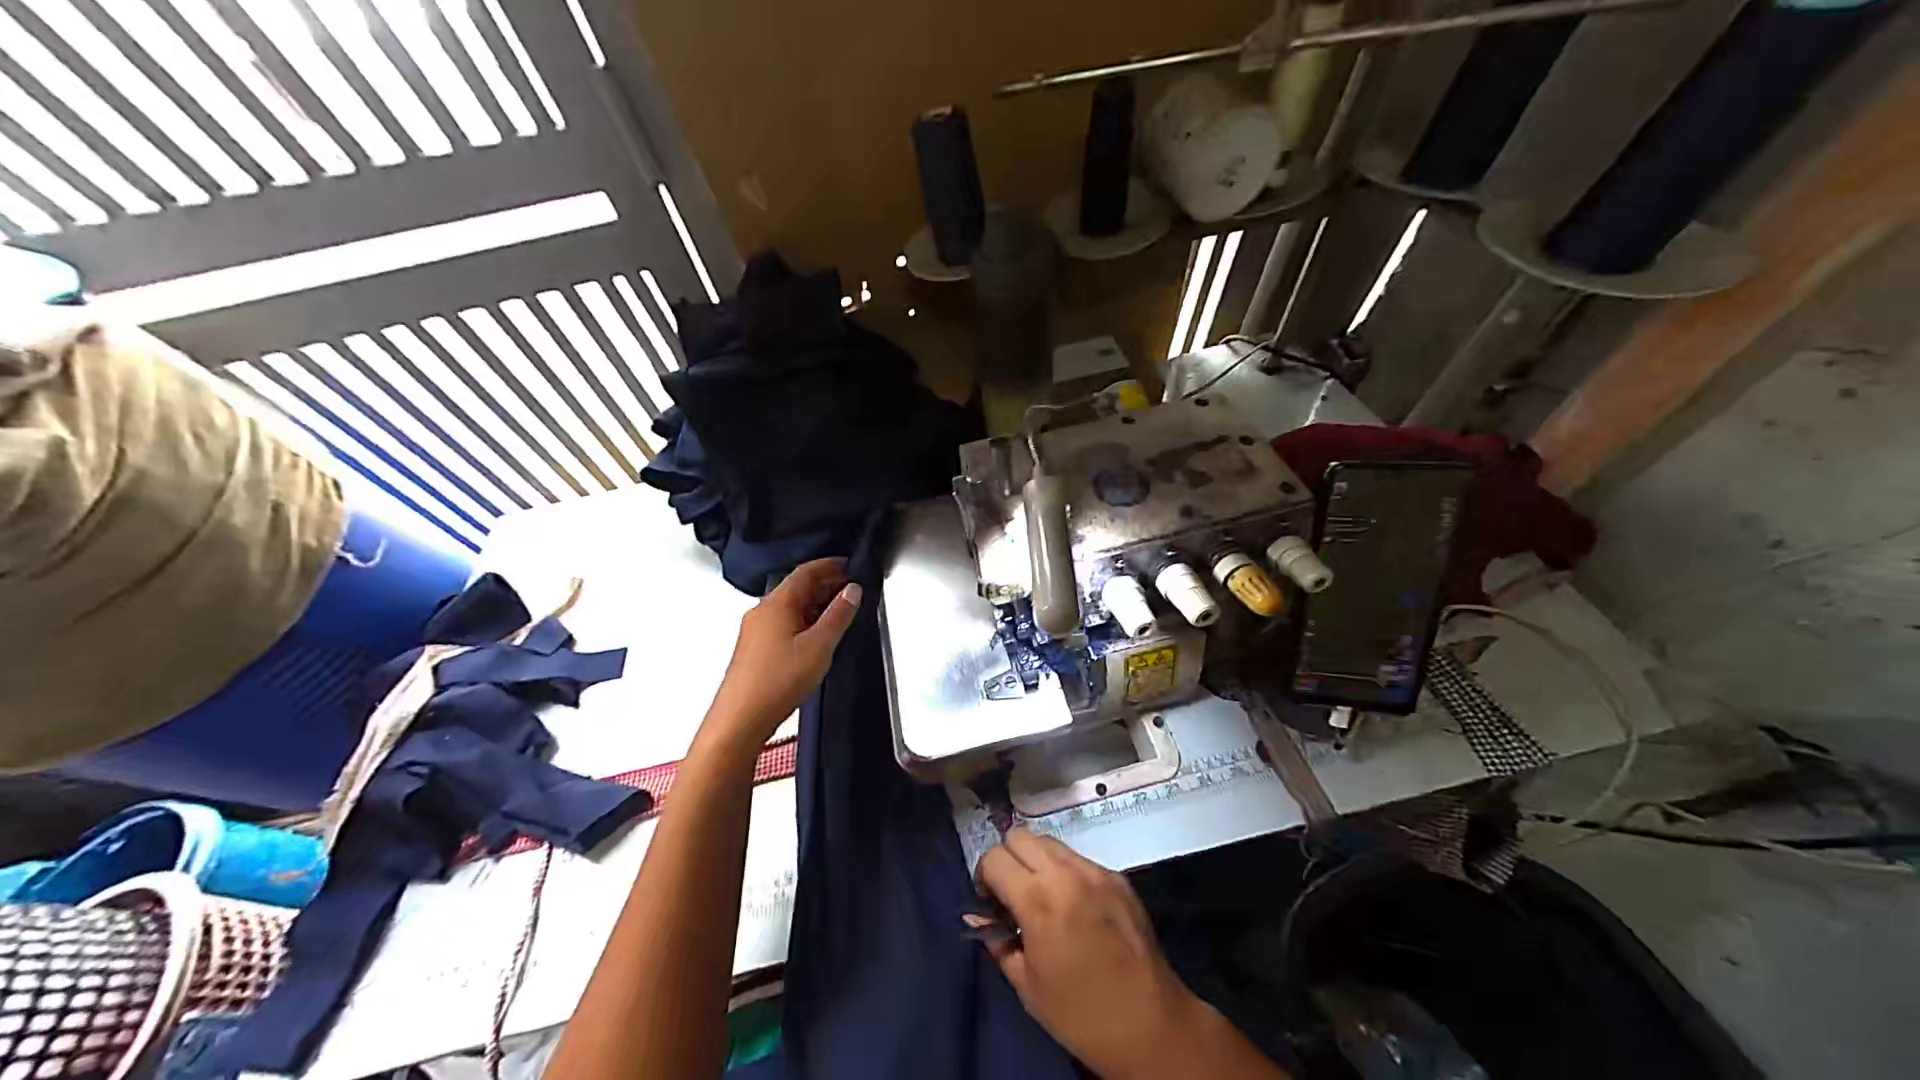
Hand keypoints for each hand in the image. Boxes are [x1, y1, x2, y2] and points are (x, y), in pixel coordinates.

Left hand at [704, 557, 860, 743]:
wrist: (740, 718)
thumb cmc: (776, 681)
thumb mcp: (819, 646)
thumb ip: (838, 616)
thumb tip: (852, 591)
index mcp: (777, 603)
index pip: (806, 571)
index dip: (830, 565)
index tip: (849, 564)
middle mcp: (762, 612)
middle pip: (797, 587)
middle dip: (825, 584)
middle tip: (850, 588)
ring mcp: (756, 631)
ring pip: (790, 607)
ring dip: (815, 605)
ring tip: (840, 613)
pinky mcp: (755, 649)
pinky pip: (783, 624)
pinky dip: (804, 621)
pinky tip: (817, 637)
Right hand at [975, 830, 1211, 1079]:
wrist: (1151, 1026)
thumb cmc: (1080, 1015)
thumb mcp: (1027, 985)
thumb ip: (997, 941)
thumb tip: (976, 916)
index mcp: (1037, 899)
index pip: (994, 858)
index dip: (984, 878)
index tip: (990, 903)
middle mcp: (1066, 873)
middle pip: (1019, 836)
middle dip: (1008, 860)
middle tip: (1012, 894)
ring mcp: (1096, 871)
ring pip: (1050, 842)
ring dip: (1036, 861)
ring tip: (1043, 897)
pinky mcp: (1118, 877)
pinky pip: (1079, 858)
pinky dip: (1066, 872)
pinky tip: (1074, 906)